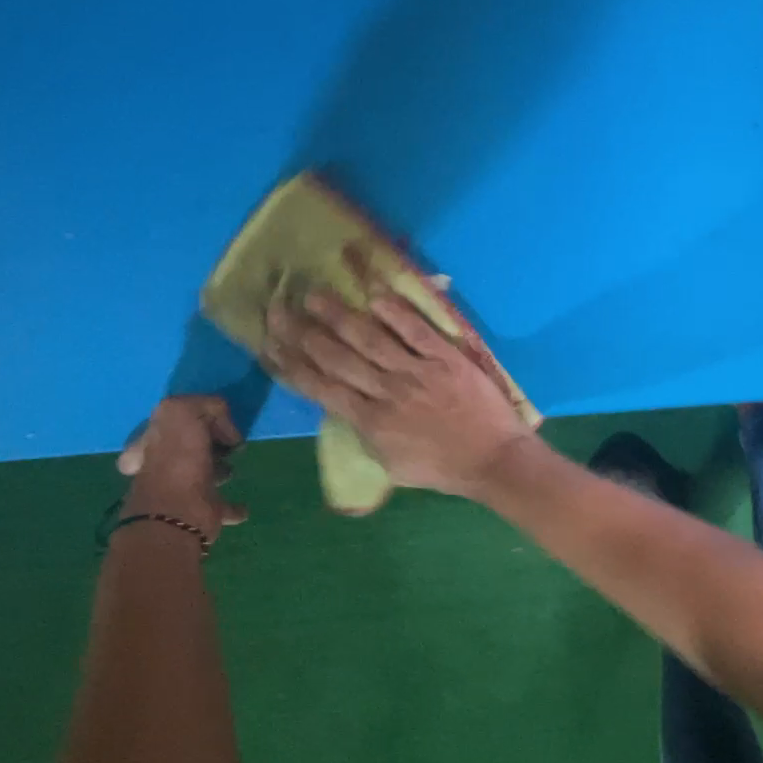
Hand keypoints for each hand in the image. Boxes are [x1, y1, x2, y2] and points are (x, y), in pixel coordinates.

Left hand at [115, 395, 248, 539]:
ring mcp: (181, 493)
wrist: (178, 517)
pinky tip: (243, 505)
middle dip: (206, 444)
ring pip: (202, 476)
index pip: (170, 423)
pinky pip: (221, 506)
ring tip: (231, 469)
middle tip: (226, 444)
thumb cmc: (179, 461)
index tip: (213, 423)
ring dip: (218, 471)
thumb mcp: (183, 413)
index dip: (195, 418)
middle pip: (187, 450)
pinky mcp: (202, 515)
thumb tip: (224, 425)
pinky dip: (233, 506)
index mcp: (153, 444)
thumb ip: (203, 405)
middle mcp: (163, 468)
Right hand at [265, 289, 535, 499]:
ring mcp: (417, 372)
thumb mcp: (392, 462)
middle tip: (277, 309)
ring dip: (338, 316)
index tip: (269, 345)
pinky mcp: (446, 358)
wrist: (493, 460)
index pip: (321, 388)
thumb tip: (344, 406)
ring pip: (369, 339)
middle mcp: (387, 393)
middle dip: (302, 333)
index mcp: (370, 423)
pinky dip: (395, 312)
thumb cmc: (444, 467)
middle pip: (336, 358)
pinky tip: (373, 296)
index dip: (292, 365)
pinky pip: (415, 331)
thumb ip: (366, 432)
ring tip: (313, 295)